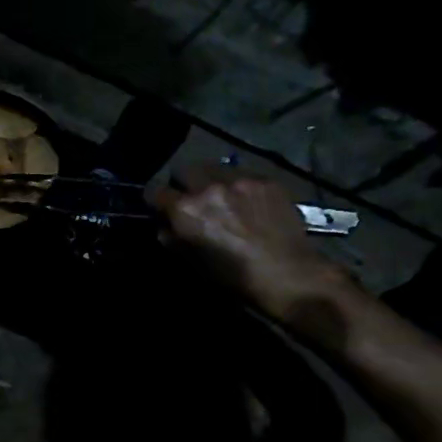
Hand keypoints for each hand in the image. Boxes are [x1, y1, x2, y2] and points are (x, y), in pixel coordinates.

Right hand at [152, 168, 345, 317]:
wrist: (286, 272)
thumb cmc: (230, 273)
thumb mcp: (188, 259)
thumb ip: (171, 235)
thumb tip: (165, 223)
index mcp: (184, 208)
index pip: (155, 191)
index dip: (156, 201)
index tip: (162, 208)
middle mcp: (208, 187)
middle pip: (184, 170)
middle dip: (183, 184)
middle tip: (192, 199)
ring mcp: (240, 180)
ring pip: (214, 168)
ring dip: (211, 181)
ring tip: (222, 197)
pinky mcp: (265, 180)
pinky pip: (243, 174)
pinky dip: (239, 186)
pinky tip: (248, 202)